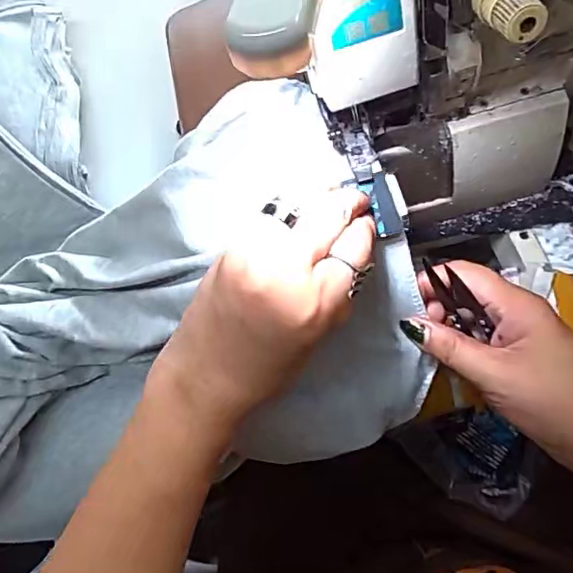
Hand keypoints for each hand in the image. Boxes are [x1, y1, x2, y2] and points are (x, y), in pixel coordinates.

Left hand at [149, 187, 375, 439]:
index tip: (367, 222)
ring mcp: (253, 254)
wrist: (206, 373)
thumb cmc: (267, 367)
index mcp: (314, 302)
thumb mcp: (319, 335)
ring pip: (296, 205)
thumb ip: (339, 290)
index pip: (353, 247)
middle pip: (327, 214)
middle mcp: (284, 271)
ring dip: (316, 199)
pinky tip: (293, 217)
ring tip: (326, 199)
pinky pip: (269, 218)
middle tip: (355, 199)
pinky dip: (287, 213)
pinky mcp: (231, 247)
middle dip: (347, 202)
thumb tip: (354, 249)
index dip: (364, 230)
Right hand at [404, 261, 572, 470]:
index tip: (407, 303)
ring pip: (475, 313)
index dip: (433, 280)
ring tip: (437, 347)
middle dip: (439, 305)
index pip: (464, 272)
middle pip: (468, 290)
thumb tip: (411, 324)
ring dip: (452, 325)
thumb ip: (449, 346)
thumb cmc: (549, 401)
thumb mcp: (491, 373)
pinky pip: (486, 333)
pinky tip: (456, 359)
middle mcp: (519, 308)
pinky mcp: (522, 349)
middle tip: (424, 333)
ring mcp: (522, 329)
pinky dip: (466, 341)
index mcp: (516, 304)